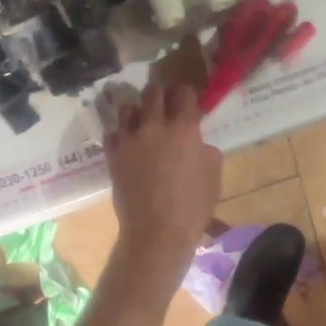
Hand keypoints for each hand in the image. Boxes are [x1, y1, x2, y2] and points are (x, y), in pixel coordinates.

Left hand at [105, 82, 222, 267]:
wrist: (156, 234)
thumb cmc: (192, 211)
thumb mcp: (213, 181)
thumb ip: (207, 155)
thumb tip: (200, 146)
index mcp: (184, 130)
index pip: (184, 93)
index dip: (186, 95)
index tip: (187, 103)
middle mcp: (155, 126)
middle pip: (153, 92)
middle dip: (160, 95)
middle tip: (164, 108)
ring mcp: (130, 139)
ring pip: (127, 107)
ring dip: (136, 112)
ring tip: (142, 125)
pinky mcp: (113, 155)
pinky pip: (112, 133)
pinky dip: (119, 135)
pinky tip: (127, 146)